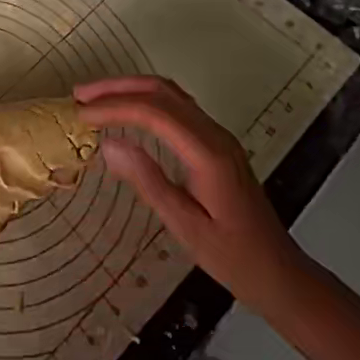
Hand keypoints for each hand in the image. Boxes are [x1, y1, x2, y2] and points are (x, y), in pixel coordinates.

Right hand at [75, 76, 306, 314]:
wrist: (280, 271)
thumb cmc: (233, 257)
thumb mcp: (185, 227)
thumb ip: (148, 182)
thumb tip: (109, 145)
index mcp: (208, 152)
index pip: (155, 112)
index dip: (115, 107)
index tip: (81, 114)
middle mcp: (214, 133)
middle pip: (162, 91)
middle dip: (118, 87)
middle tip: (80, 95)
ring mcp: (217, 134)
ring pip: (170, 94)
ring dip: (131, 89)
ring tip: (95, 98)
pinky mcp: (215, 142)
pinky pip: (177, 106)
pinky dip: (146, 100)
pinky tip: (128, 112)